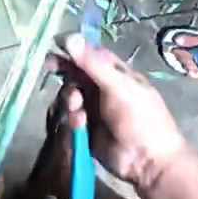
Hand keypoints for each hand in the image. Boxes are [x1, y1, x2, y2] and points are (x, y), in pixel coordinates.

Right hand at [50, 34, 192, 192]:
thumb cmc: (139, 117)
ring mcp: (94, 108)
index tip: (56, 44)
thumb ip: (92, 64)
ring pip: (71, 94)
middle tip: (50, 66)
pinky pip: (71, 117)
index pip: (91, 54)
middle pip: (76, 72)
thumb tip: (69, 37)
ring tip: (77, 107)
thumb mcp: (118, 86)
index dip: (74, 48)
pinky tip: (82, 124)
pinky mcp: (86, 129)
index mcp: (116, 73)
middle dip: (64, 70)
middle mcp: (103, 88)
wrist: (147, 162)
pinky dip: (73, 119)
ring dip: (70, 98)